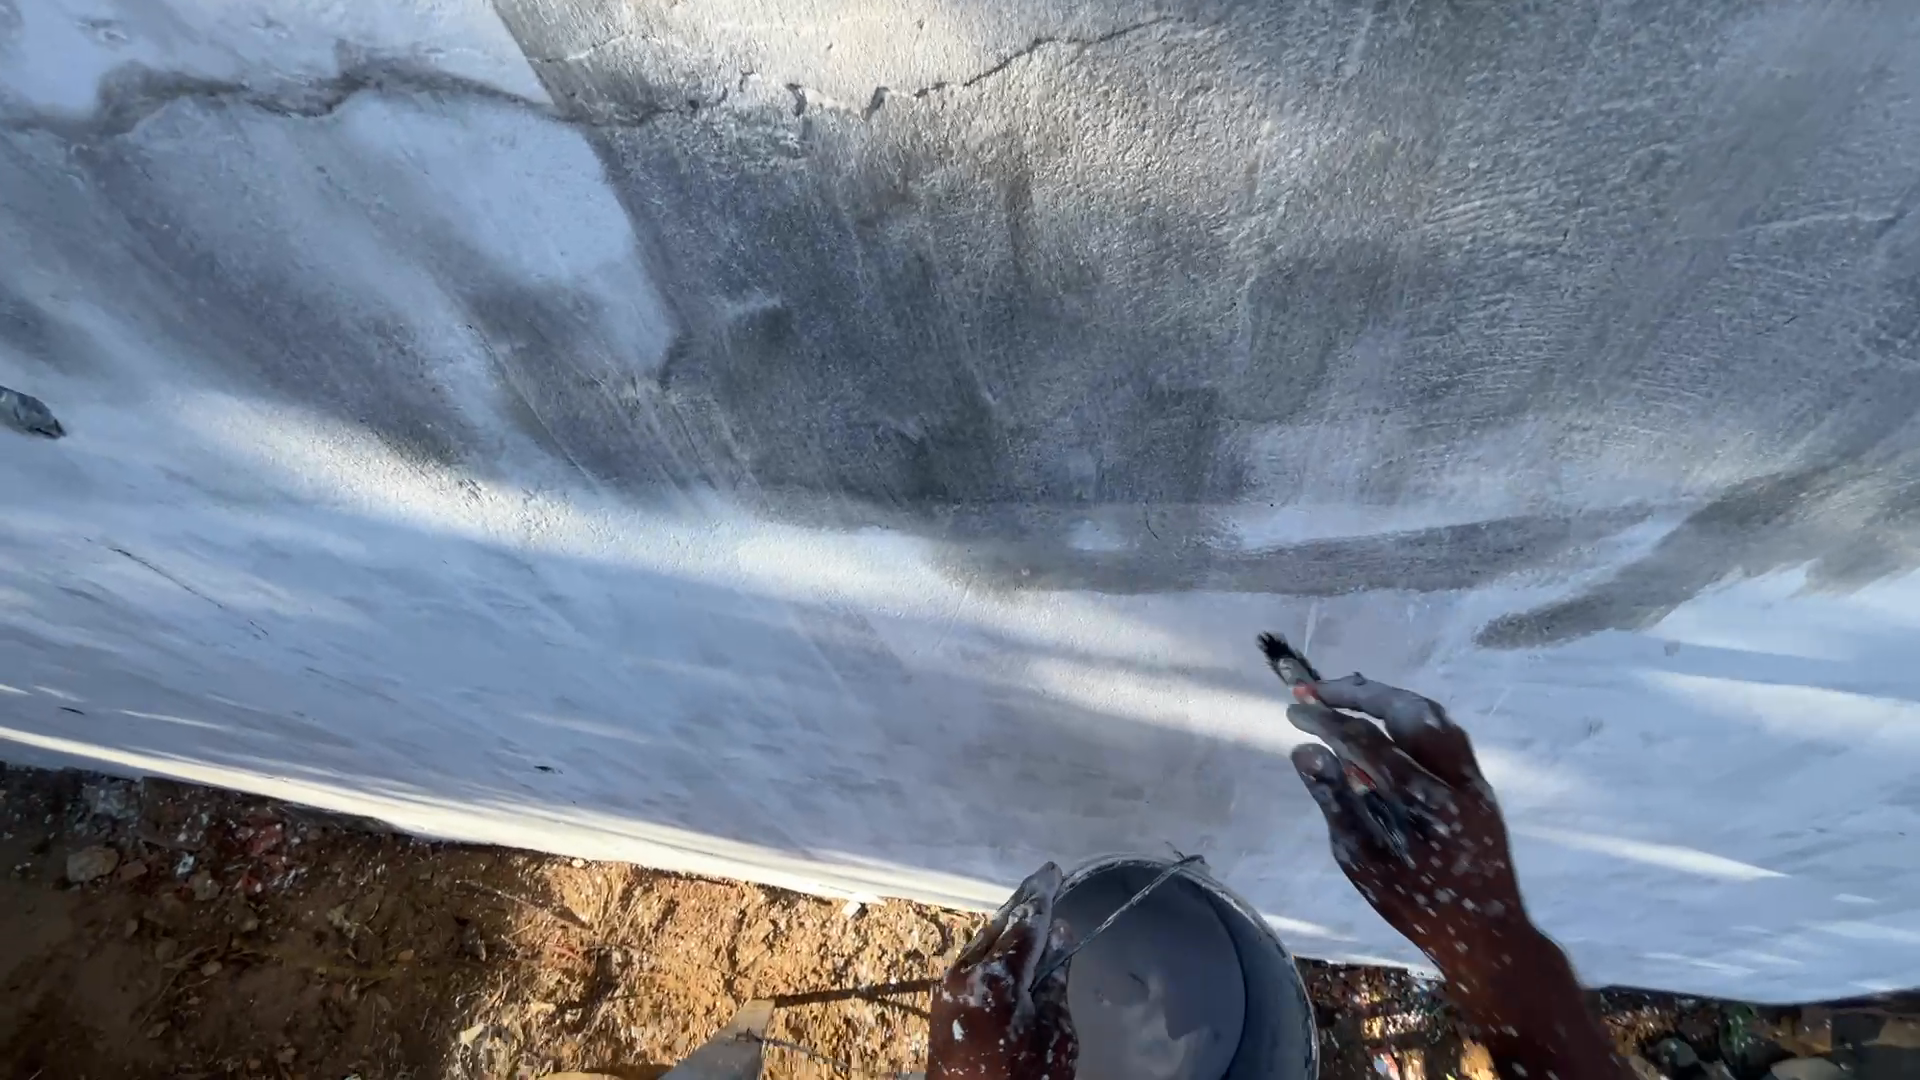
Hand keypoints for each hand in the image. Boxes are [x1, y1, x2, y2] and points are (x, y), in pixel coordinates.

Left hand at [927, 863, 1075, 1079]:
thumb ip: (1055, 981)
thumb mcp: (1055, 1038)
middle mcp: (966, 968)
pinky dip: (995, 941)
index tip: (1055, 871)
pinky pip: (975, 955)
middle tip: (1046, 877)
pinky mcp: (945, 996)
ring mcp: (950, 981)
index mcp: (996, 977)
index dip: (1043, 896)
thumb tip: (1060, 933)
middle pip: (1001, 923)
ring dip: (1009, 920)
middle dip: (1025, 900)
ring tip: (1032, 903)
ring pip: (985, 937)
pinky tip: (1010, 938)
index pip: (1025, 923)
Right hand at [1286, 674, 1526, 981]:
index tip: (1294, 709)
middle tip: (1316, 690)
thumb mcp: (1360, 858)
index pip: (1366, 741)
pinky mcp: (1477, 782)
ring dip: (1383, 698)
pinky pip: (1441, 732)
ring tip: (1343, 695)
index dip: (1326, 720)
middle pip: (1408, 711)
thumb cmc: (1413, 901)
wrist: (1485, 935)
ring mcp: (1473, 779)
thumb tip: (1304, 749)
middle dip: (1357, 693)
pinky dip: (1404, 715)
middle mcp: (1456, 781)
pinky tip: (1378, 720)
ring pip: (1430, 715)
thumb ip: (1333, 799)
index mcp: (1425, 802)